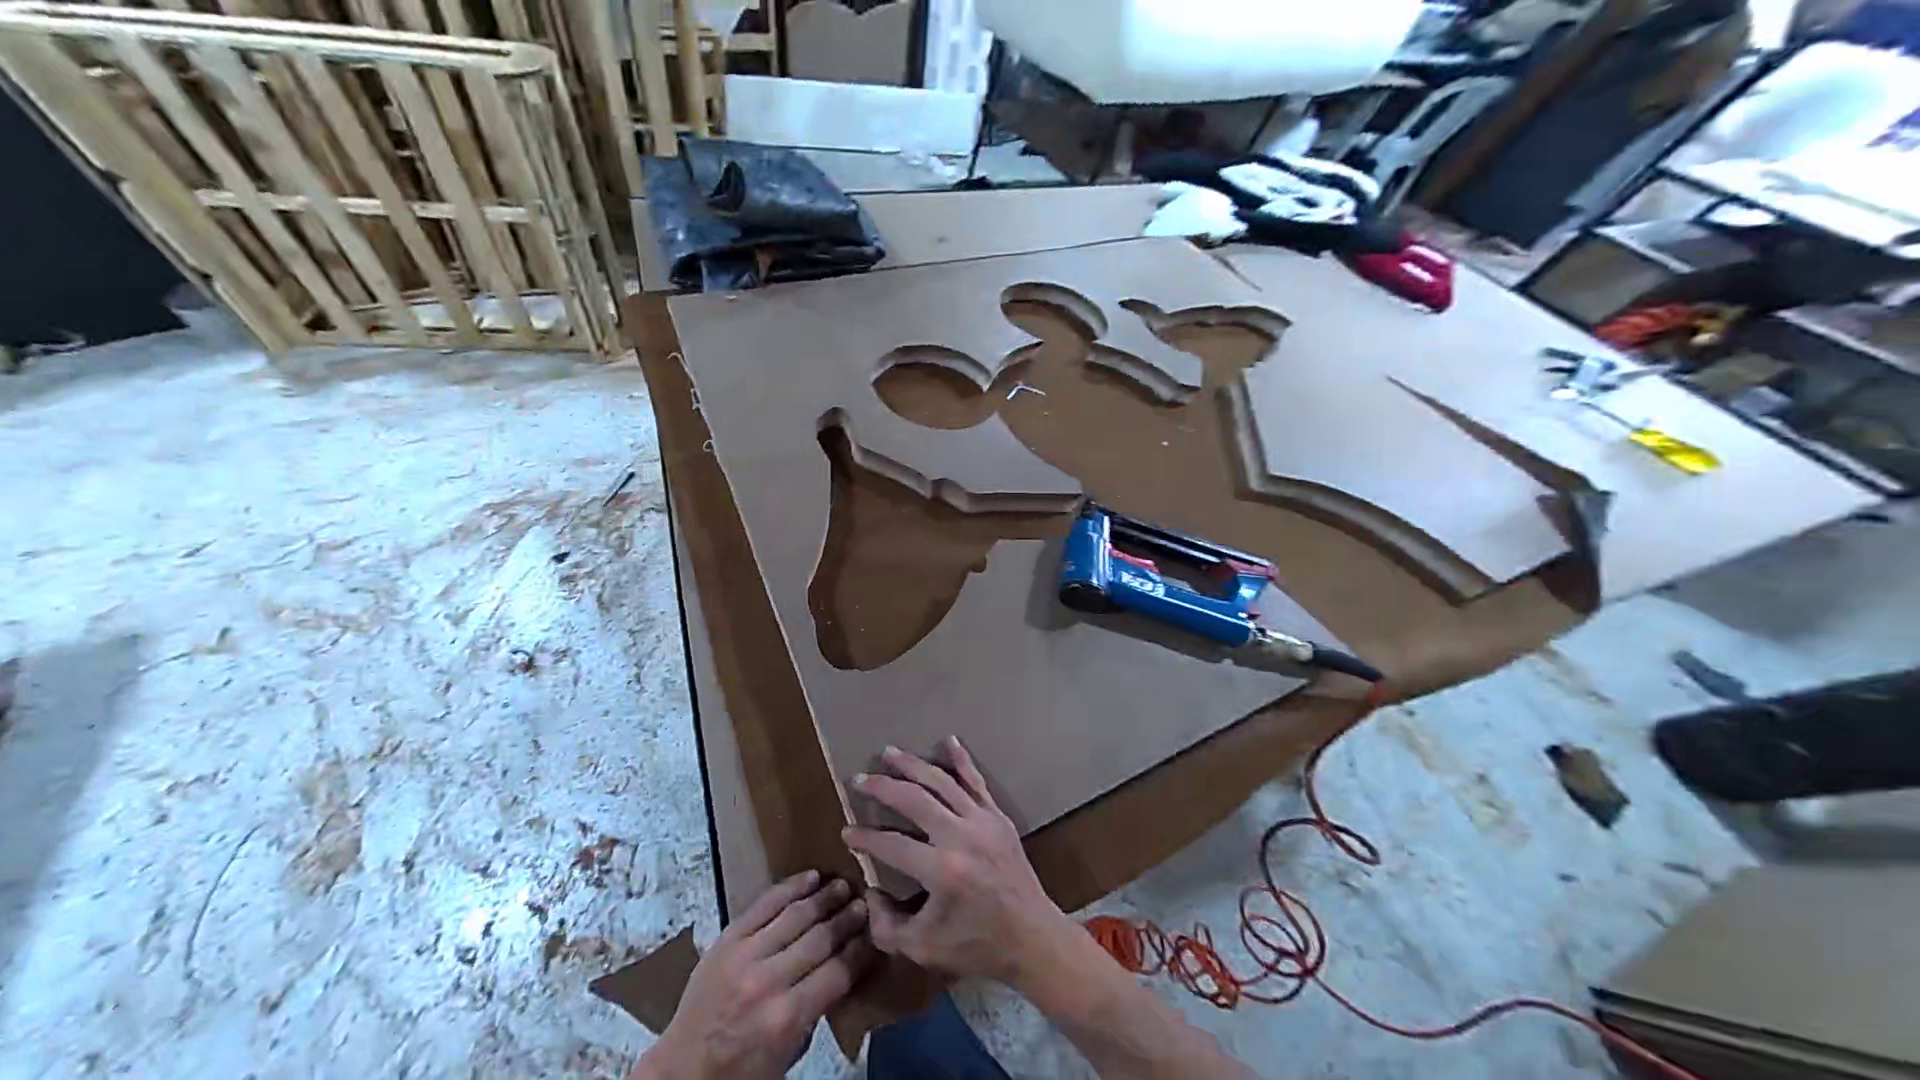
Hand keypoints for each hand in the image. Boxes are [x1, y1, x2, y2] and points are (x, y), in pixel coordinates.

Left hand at [631, 871, 873, 1079]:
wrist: (684, 1071)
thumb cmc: (743, 1070)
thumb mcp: (790, 1051)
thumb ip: (818, 1007)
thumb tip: (847, 965)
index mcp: (788, 1017)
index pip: (840, 971)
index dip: (862, 948)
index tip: (877, 931)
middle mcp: (769, 982)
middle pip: (821, 938)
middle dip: (848, 918)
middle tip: (866, 903)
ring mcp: (745, 956)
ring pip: (796, 915)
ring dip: (824, 897)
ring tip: (843, 885)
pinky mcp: (727, 940)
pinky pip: (764, 904)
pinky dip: (790, 887)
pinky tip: (810, 877)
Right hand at [842, 737, 1076, 988]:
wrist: (1033, 938)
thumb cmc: (977, 946)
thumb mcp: (924, 949)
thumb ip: (886, 926)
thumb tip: (870, 893)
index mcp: (942, 871)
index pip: (892, 845)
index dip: (864, 838)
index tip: (846, 832)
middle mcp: (961, 837)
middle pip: (914, 800)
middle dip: (883, 787)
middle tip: (860, 778)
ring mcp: (983, 822)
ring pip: (943, 783)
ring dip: (913, 765)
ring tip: (890, 751)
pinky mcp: (998, 818)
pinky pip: (977, 782)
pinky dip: (961, 760)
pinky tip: (949, 740)